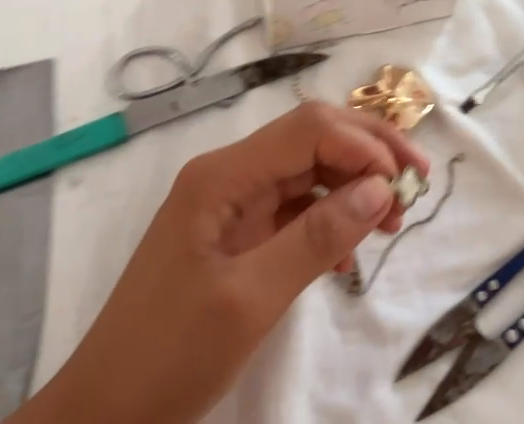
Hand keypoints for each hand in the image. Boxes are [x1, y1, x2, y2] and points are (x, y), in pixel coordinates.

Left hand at [13, 103, 427, 423]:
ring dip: (354, 190)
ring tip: (391, 225)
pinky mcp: (235, 237)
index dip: (364, 145)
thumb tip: (381, 189)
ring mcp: (231, 206)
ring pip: (308, 173)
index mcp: (223, 176)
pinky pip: (294, 211)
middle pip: (312, 140)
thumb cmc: (170, 352)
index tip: (404, 186)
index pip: (309, 129)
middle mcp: (228, 177)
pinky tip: (346, 257)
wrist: (106, 411)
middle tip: (417, 184)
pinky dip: (328, 223)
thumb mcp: (249, 298)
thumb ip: (316, 237)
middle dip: (368, 154)